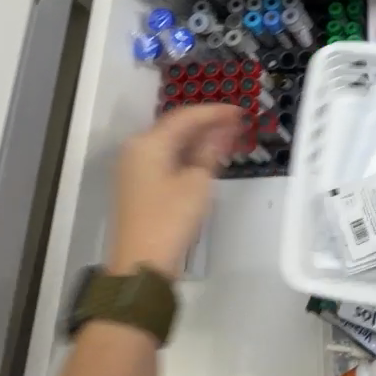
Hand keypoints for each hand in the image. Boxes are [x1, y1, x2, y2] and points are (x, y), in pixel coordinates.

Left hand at [106, 104, 243, 276]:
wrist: (142, 264)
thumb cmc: (170, 219)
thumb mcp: (197, 182)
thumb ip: (211, 150)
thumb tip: (224, 130)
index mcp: (148, 143)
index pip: (186, 117)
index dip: (215, 112)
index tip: (240, 111)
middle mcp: (136, 149)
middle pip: (177, 127)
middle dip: (208, 124)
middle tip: (238, 123)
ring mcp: (135, 167)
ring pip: (172, 143)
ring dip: (199, 139)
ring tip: (229, 138)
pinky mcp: (139, 183)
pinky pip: (166, 158)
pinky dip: (188, 154)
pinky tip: (208, 156)